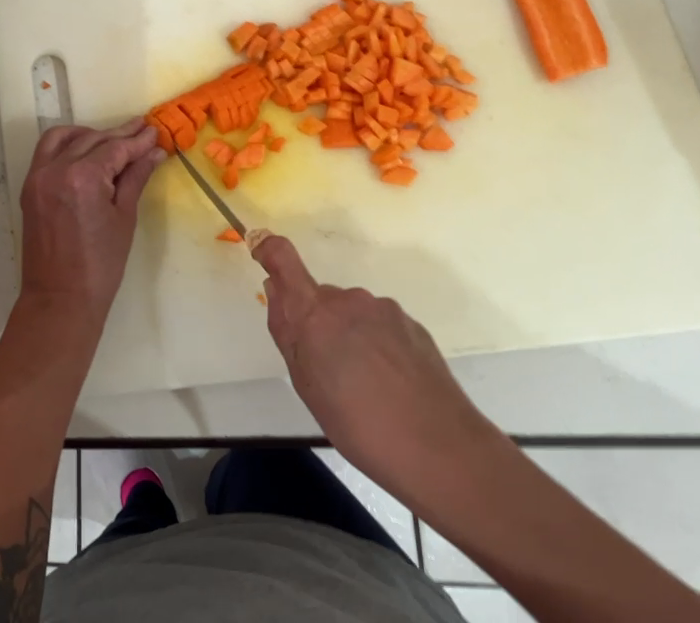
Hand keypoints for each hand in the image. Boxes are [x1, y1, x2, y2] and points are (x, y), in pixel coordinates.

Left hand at [18, 121, 164, 322]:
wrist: (60, 297)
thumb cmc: (101, 265)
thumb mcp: (124, 218)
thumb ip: (135, 179)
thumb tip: (153, 153)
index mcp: (82, 177)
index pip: (114, 149)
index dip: (137, 141)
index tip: (155, 131)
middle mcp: (55, 170)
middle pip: (90, 140)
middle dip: (118, 135)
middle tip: (142, 131)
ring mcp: (37, 177)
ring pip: (62, 139)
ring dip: (88, 135)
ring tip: (113, 141)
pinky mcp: (29, 188)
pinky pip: (46, 153)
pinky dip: (66, 146)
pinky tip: (86, 153)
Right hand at [252, 235, 504, 489]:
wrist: (438, 447)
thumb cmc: (356, 423)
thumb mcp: (305, 383)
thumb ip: (287, 332)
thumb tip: (276, 290)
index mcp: (315, 312)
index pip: (284, 259)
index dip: (269, 251)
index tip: (261, 254)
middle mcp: (350, 300)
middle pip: (321, 298)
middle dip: (317, 324)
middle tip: (326, 372)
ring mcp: (386, 311)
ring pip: (353, 314)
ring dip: (349, 337)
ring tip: (362, 386)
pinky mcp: (413, 326)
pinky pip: (380, 327)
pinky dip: (376, 346)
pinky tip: (388, 385)